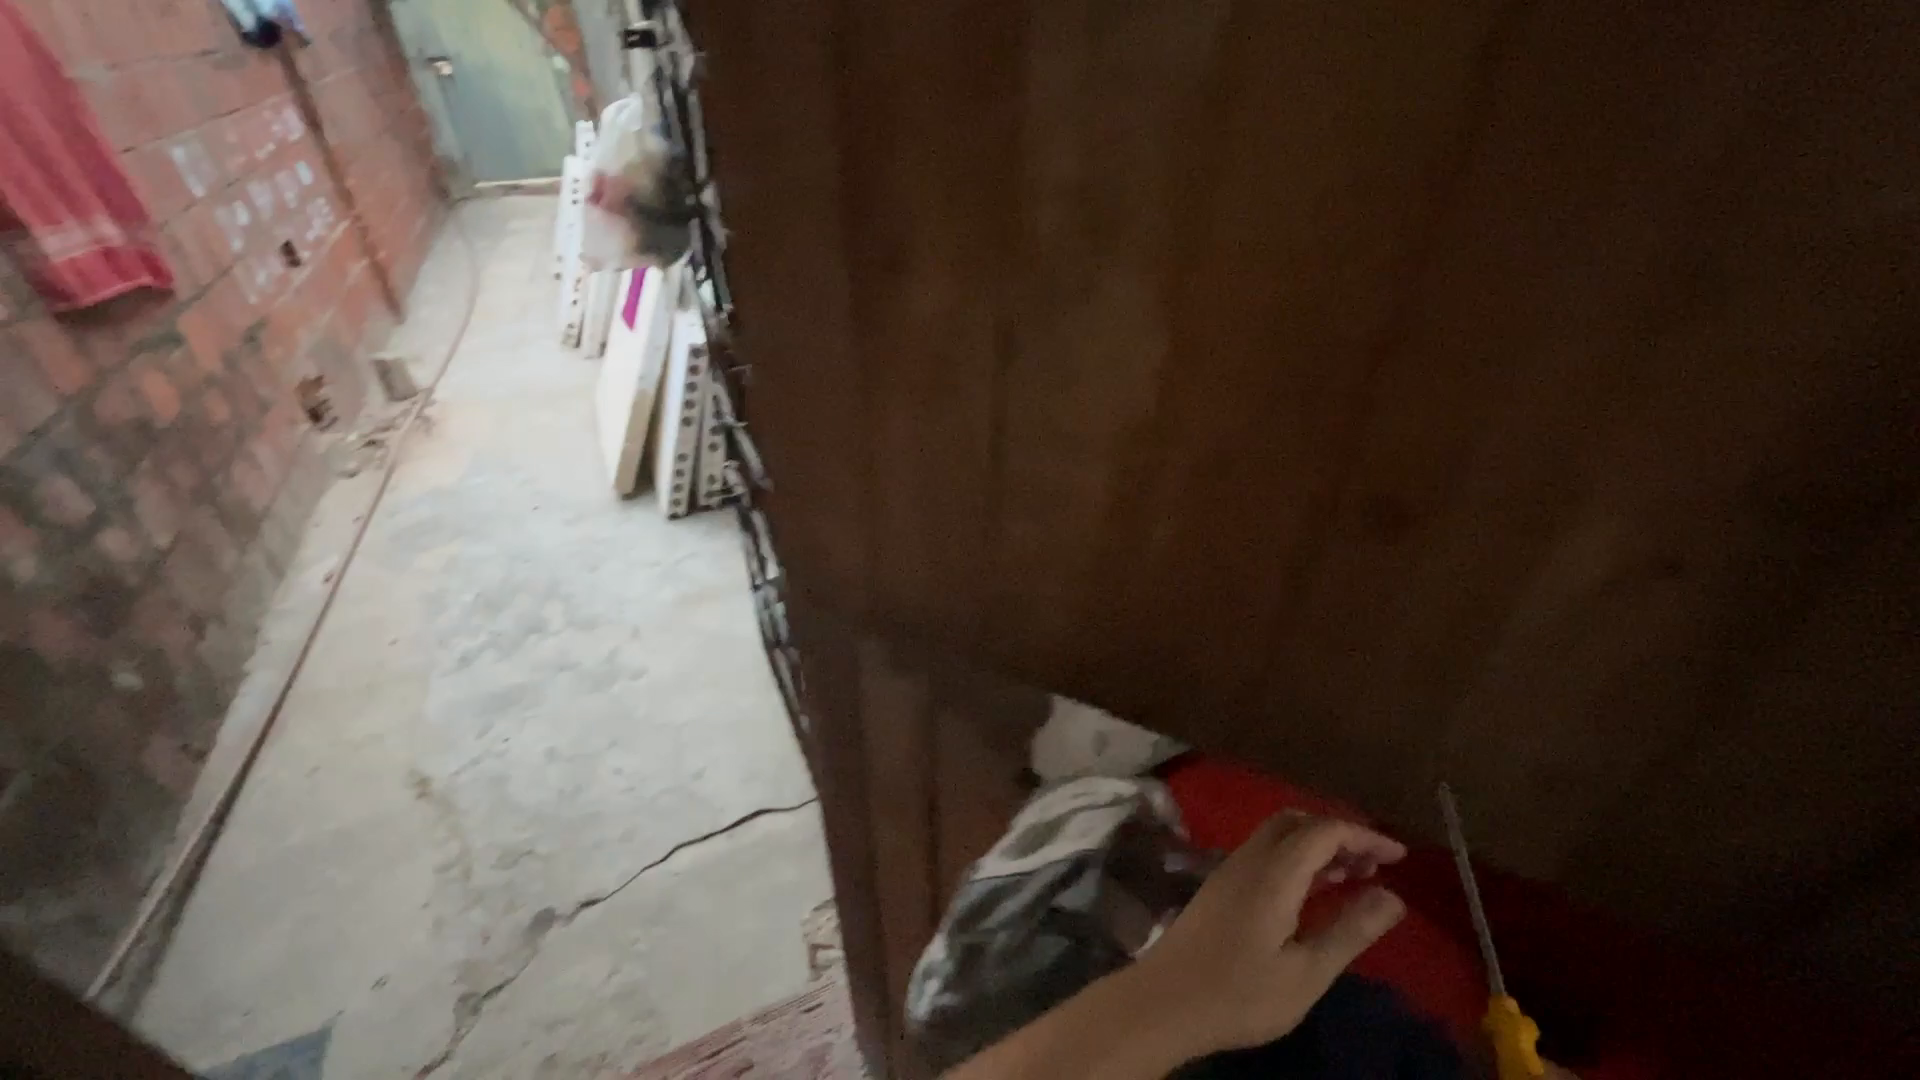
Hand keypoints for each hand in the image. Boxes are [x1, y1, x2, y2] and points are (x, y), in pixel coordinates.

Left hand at [1129, 812, 1408, 1057]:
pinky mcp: (1220, 887)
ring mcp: (1229, 871)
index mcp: (1272, 874)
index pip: (1322, 831)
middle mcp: (1248, 860)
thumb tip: (1393, 897)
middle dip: (1338, 834)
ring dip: (1316, 846)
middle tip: (1374, 866)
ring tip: (1353, 877)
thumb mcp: (1306, 972)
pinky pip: (1265, 854)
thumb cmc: (1239, 993)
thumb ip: (1350, 930)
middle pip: (1296, 822)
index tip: (1399, 857)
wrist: (1164, 1001)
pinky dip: (1296, 859)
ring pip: (1277, 836)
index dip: (1363, 836)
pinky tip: (1313, 892)